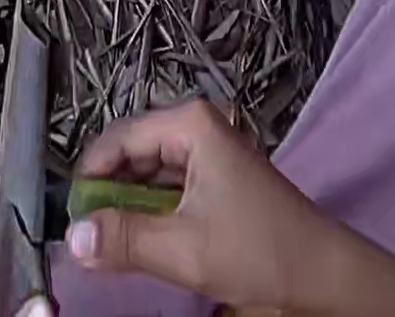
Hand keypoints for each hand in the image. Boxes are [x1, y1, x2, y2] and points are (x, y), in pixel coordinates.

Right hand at [65, 102, 394, 316]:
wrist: (324, 272)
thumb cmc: (258, 250)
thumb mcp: (185, 249)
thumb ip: (124, 240)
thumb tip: (72, 238)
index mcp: (188, 123)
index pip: (118, 138)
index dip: (89, 174)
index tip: (69, 215)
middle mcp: (194, 122)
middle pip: (132, 148)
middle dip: (107, 188)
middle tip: (86, 232)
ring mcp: (206, 143)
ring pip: (147, 166)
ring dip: (127, 200)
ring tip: (107, 237)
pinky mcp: (213, 167)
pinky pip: (166, 179)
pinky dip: (148, 205)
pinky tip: (139, 233)